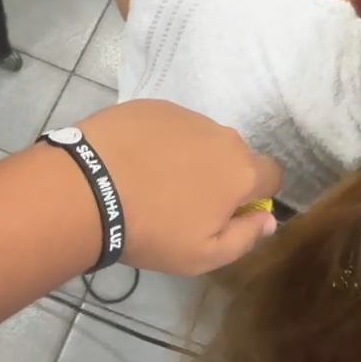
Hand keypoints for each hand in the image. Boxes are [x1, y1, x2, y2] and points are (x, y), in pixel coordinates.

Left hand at [78, 100, 281, 274]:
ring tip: (152, 180)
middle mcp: (222, 136)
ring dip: (189, 155)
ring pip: (202, 137)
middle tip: (184, 200)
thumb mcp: (203, 256)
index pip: (272, 175)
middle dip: (220, 174)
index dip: (257, 194)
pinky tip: (132, 160)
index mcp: (241, 171)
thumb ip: (245, 237)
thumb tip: (268, 219)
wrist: (88, 188)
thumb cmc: (152, 230)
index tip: (229, 211)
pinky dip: (159, 140)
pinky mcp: (153, 105)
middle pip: (235, 154)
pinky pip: (169, 124)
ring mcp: (186, 115)